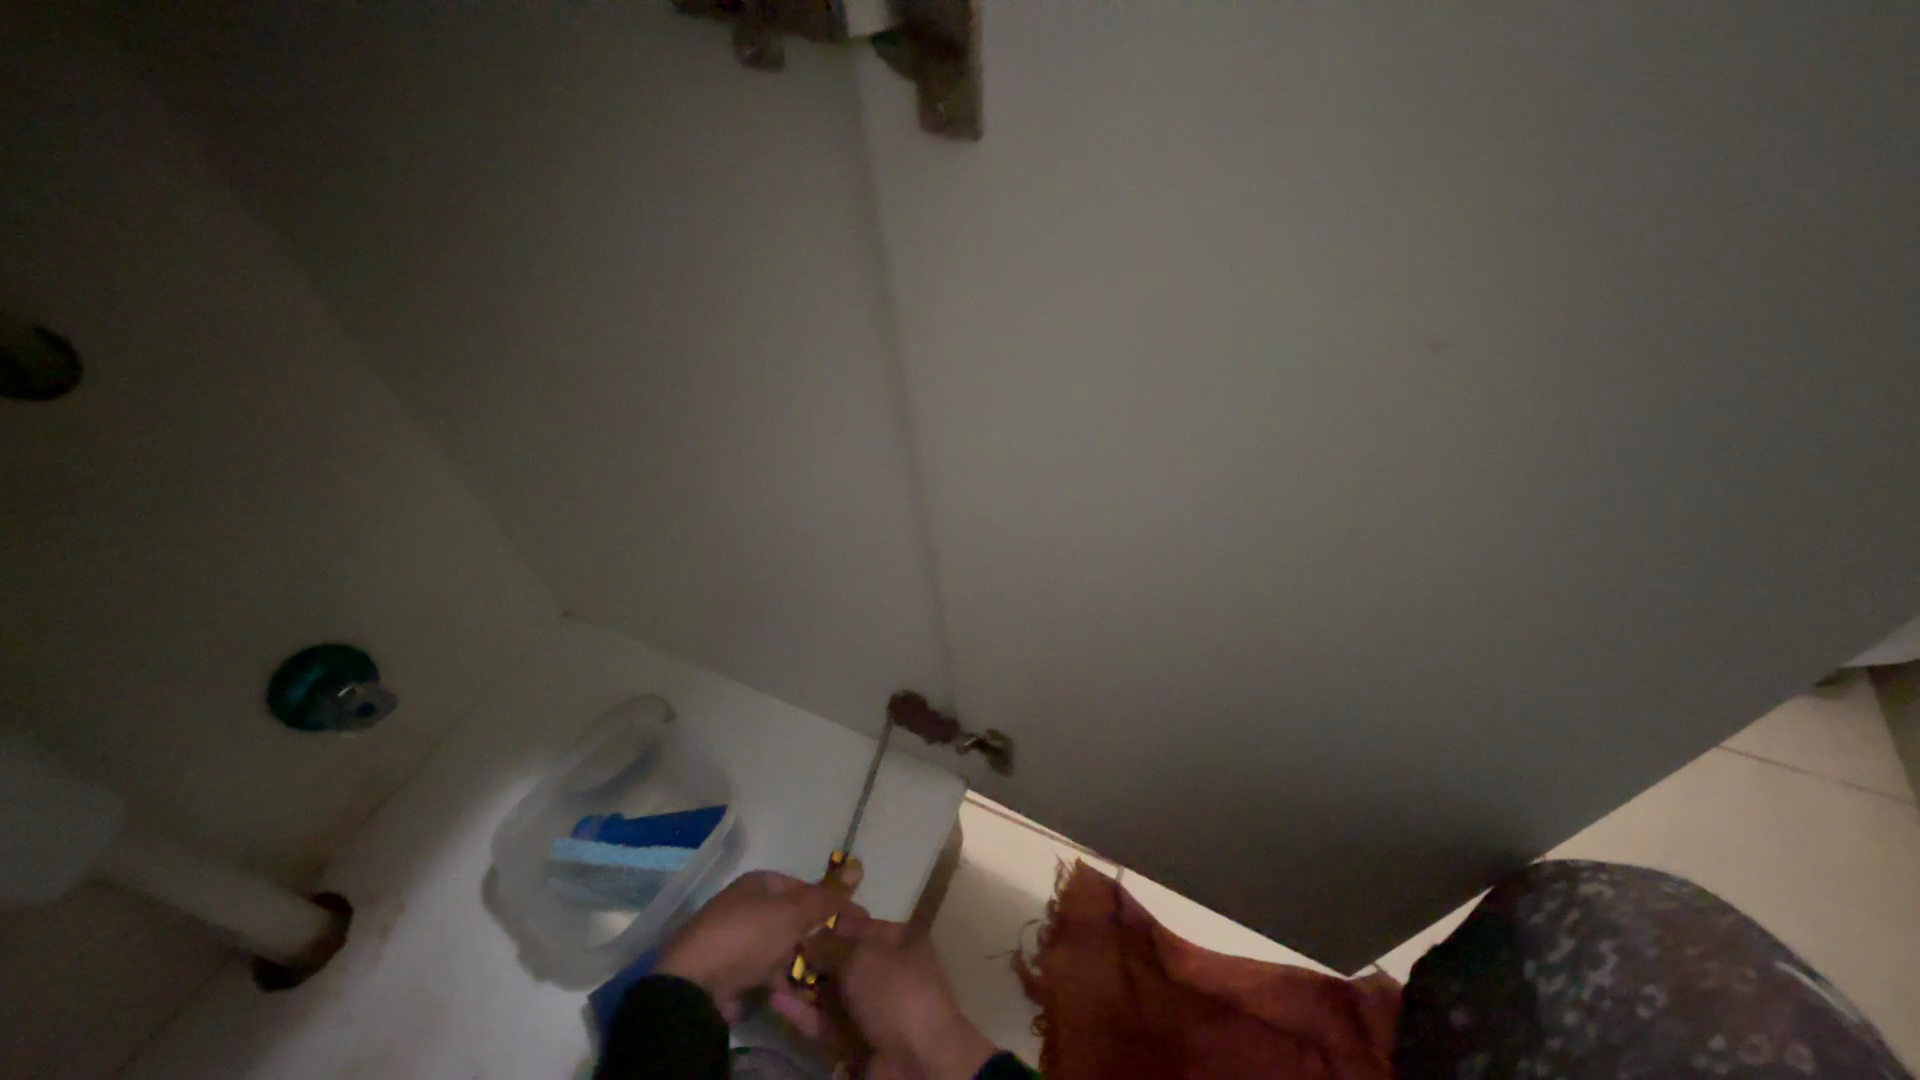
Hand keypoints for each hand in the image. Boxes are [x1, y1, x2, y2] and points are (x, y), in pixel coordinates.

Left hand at [655, 869, 854, 1022]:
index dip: (832, 904)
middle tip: (846, 954)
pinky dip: (786, 980)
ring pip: (784, 948)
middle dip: (820, 936)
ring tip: (830, 978)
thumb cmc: (747, 936)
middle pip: (795, 919)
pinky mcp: (735, 972)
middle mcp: (749, 906)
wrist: (695, 986)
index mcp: (760, 884)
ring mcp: (740, 941)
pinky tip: (804, 993)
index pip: (806, 888)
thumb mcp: (793, 912)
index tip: (857, 924)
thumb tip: (858, 865)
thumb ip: (826, 895)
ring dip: (805, 962)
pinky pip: (770, 971)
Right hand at [791, 911, 995, 1079]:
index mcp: (900, 941)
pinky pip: (826, 1021)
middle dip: (810, 956)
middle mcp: (887, 970)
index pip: (858, 924)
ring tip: (765, 973)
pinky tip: (775, 1000)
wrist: (919, 1061)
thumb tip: (806, 938)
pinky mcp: (856, 1040)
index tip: (793, 920)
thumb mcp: (862, 955)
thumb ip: (830, 945)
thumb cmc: (894, 991)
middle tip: (772, 950)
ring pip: (830, 992)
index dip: (827, 922)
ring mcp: (872, 1008)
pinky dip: (803, 1012)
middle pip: (842, 959)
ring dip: (802, 985)